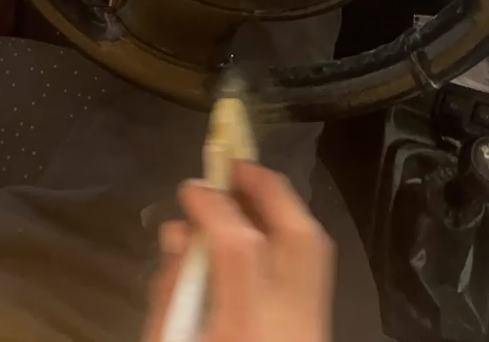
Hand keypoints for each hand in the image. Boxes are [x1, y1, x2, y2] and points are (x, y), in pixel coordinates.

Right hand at [142, 163, 335, 341]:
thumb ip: (170, 293)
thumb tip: (179, 232)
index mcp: (243, 336)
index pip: (241, 247)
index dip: (215, 203)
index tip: (192, 186)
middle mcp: (290, 333)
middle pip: (300, 239)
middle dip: (269, 189)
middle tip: (234, 165)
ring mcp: (313, 335)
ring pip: (316, 252)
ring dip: (282, 210)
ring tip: (244, 191)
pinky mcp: (319, 337)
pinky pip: (311, 275)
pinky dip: (287, 242)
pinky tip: (257, 238)